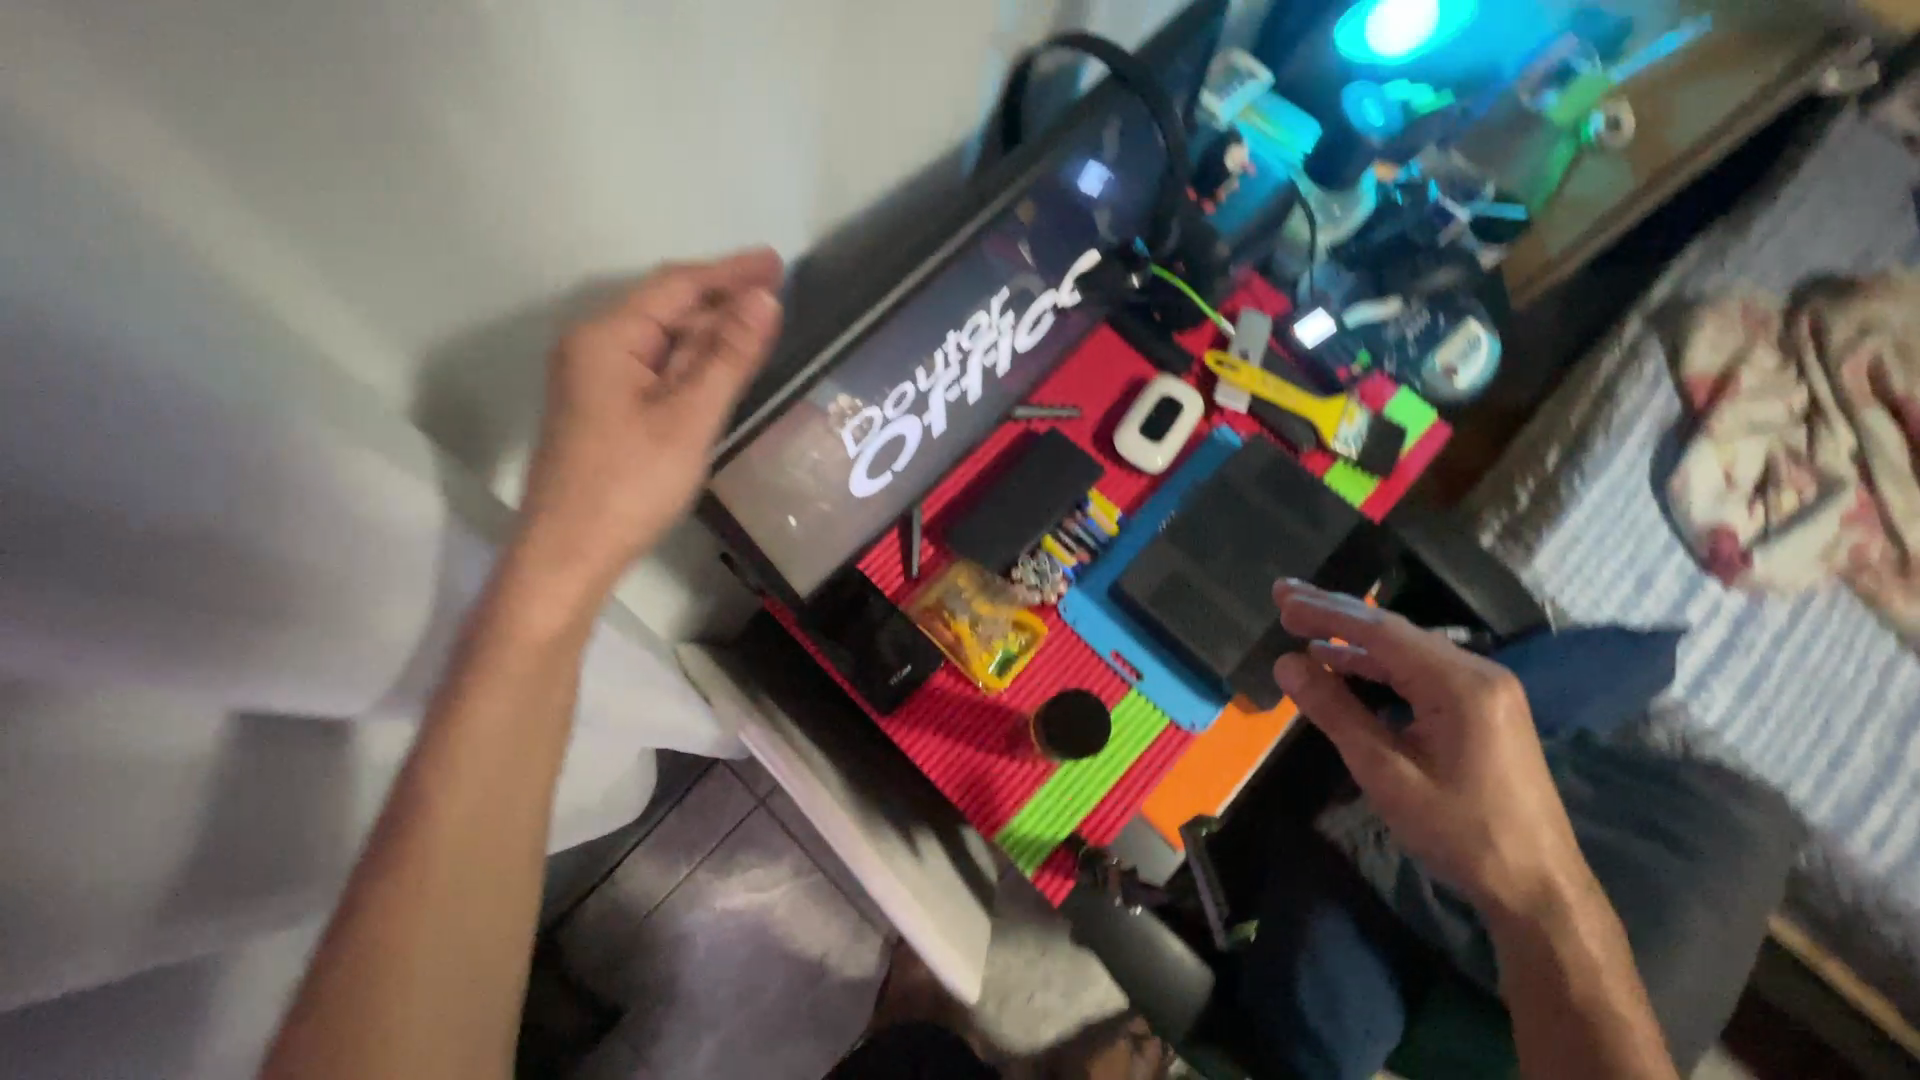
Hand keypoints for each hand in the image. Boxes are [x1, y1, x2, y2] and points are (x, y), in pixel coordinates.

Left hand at [511, 248, 783, 596]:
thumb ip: (728, 356)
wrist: (570, 552)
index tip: (777, 262)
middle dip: (721, 298)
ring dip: (708, 330)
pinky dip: (691, 360)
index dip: (730, 272)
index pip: (677, 286)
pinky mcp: (602, 408)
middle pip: (665, 308)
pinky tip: (719, 366)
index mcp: (608, 338)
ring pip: (660, 340)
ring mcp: (594, 378)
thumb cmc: (630, 484)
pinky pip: (654, 367)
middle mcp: (594, 346)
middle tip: (776, 290)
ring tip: (759, 322)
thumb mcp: (689, 418)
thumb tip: (765, 300)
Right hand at [1270, 581, 1588, 921]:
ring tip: (1303, 626)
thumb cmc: (1461, 833)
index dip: (1327, 614)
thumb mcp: (1387, 773)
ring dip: (1354, 642)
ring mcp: (1485, 692)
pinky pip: (1421, 675)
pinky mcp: (1482, 711)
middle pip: (1396, 633)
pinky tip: (1344, 667)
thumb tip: (1286, 664)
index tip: (1281, 600)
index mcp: (1461, 685)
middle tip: (1284, 595)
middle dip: (1336, 614)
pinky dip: (1378, 668)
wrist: (1539, 888)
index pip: (1381, 633)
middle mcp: (1478, 674)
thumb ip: (1336, 712)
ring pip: (1407, 652)